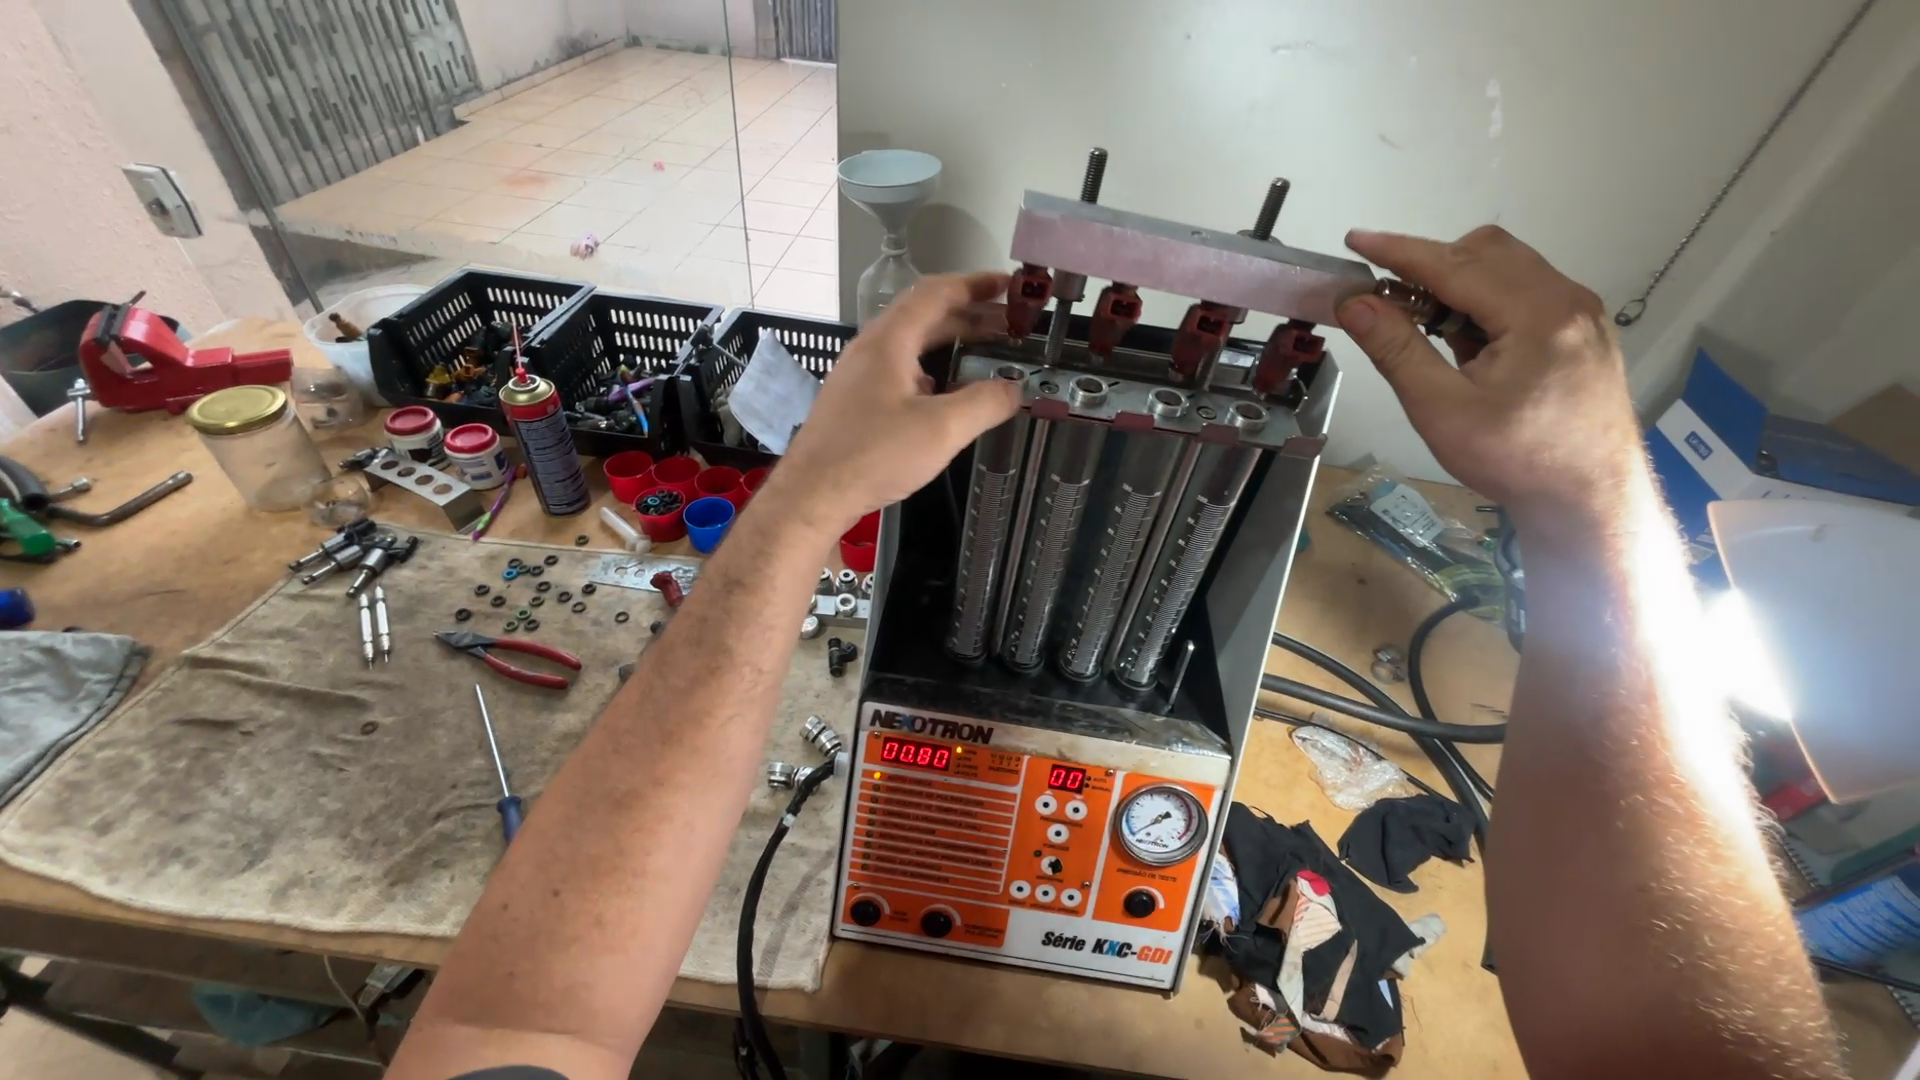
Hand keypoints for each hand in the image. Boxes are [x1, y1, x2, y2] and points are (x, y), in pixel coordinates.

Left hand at [763, 272, 1020, 533]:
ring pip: (913, 345)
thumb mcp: (941, 429)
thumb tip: (1015, 389)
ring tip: (988, 355)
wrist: (812, 494)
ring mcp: (859, 375)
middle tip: (1011, 326)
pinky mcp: (855, 401)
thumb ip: (985, 403)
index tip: (1009, 286)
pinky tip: (950, 392)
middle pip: (926, 317)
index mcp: (889, 340)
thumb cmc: (874, 455)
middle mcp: (871, 348)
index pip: (937, 293)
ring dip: (952, 343)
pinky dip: (934, 369)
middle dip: (971, 316)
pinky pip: (901, 370)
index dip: (976, 285)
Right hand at [1335, 227, 1645, 535]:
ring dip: (1456, 283)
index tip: (1356, 241)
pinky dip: (1482, 301)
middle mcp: (1567, 299)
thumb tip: (1355, 304)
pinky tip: (1462, 343)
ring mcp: (1579, 313)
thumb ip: (1397, 349)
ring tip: (1421, 327)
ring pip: (1508, 268)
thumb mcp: (1440, 408)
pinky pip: (1524, 292)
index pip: (1456, 264)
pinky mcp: (1580, 332)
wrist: (1588, 499)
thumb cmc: (1510, 458)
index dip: (1400, 252)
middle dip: (1429, 264)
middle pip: (1487, 252)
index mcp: (1537, 314)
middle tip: (1385, 301)